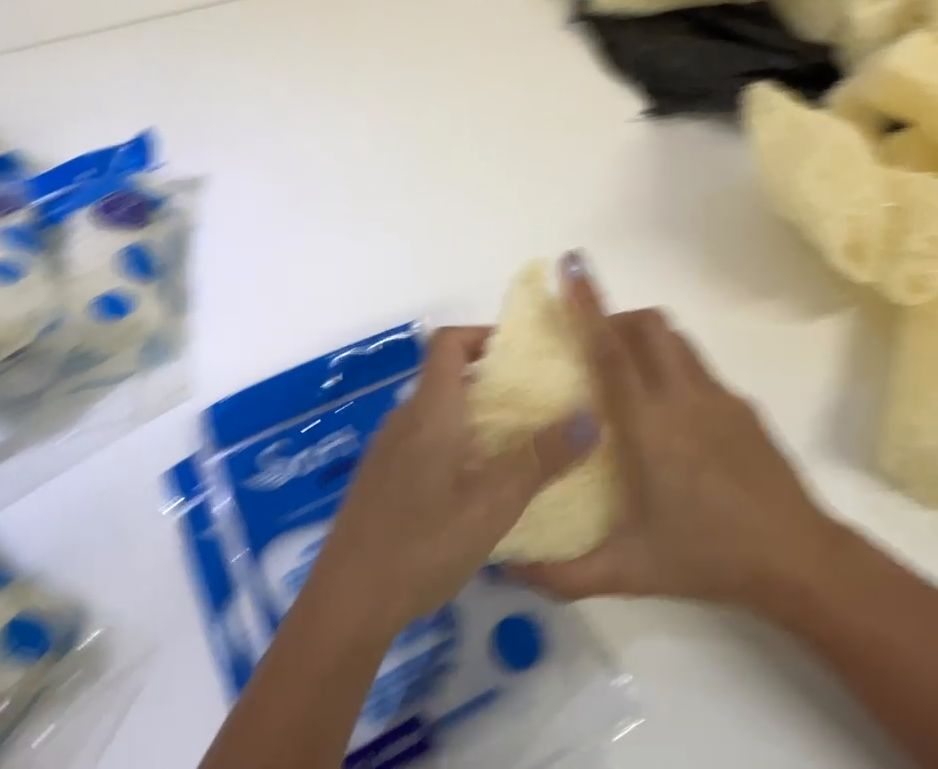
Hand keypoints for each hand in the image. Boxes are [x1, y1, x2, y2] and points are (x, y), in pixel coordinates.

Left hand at [308, 326, 599, 637]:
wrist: (347, 601)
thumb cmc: (423, 544)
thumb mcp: (493, 505)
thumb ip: (540, 460)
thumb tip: (590, 417)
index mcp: (429, 411)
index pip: (448, 342)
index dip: (484, 336)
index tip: (524, 356)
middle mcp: (404, 420)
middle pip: (447, 378)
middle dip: (494, 384)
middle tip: (540, 406)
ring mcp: (388, 452)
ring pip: (437, 415)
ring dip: (477, 420)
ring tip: (520, 447)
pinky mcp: (381, 482)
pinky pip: (424, 445)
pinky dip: (456, 448)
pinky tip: (480, 490)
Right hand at [510, 254, 835, 610]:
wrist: (797, 557)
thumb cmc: (707, 558)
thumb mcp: (627, 571)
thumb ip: (562, 574)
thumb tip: (505, 567)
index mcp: (649, 426)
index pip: (610, 351)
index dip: (586, 306)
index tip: (571, 266)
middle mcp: (684, 397)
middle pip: (646, 325)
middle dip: (613, 317)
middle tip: (590, 346)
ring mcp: (720, 398)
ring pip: (676, 340)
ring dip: (645, 339)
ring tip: (626, 377)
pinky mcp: (745, 408)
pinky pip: (699, 368)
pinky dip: (674, 368)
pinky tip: (672, 420)